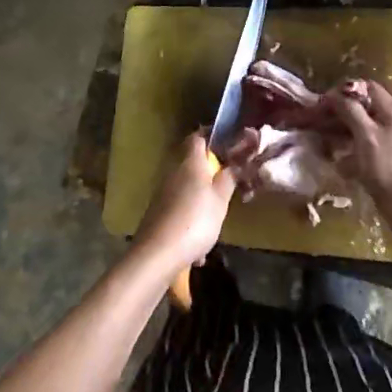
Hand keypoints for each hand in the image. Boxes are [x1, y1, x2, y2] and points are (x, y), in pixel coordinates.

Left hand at [136, 133, 236, 272]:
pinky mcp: (158, 212)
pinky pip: (180, 209)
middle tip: (228, 184)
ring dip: (202, 200)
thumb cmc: (195, 221)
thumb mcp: (220, 200)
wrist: (156, 255)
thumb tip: (234, 162)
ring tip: (216, 221)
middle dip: (211, 172)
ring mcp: (163, 192)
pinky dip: (191, 221)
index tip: (229, 143)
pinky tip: (199, 249)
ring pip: (188, 189)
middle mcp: (174, 171)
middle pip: (193, 163)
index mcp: (190, 162)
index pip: (198, 136)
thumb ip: (229, 178)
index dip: (213, 135)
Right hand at [332, 81, 391, 209]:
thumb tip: (335, 95)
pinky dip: (351, 143)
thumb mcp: (366, 135)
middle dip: (342, 109)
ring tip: (325, 135)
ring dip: (344, 127)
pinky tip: (338, 156)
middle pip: (365, 105)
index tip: (327, 100)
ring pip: (363, 124)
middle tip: (321, 117)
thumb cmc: (385, 166)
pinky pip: (365, 141)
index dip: (346, 89)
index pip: (368, 87)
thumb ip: (351, 110)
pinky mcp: (387, 155)